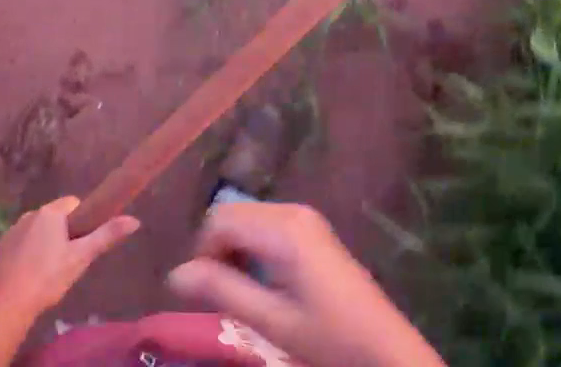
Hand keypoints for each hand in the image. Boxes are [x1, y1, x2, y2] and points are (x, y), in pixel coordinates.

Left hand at [0, 196, 139, 316]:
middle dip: (61, 234)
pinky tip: (25, 279)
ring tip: (45, 273)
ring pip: (32, 232)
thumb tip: (135, 219)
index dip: (81, 220)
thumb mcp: (81, 257)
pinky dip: (21, 257)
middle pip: (52, 218)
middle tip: (67, 260)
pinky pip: (14, 248)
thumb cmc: (48, 277)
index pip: (72, 203)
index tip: (82, 241)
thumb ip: (107, 236)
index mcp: (50, 214)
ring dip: (40, 244)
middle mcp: (28, 216)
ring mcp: (9, 233)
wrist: (4, 305)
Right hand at [166, 203, 445, 366]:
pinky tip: (265, 284)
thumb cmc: (329, 338)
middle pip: (232, 215)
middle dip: (218, 251)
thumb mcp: (272, 321)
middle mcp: (292, 210)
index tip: (209, 294)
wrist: (385, 349)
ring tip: (245, 294)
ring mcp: (305, 217)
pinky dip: (254, 250)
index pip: (218, 220)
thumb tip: (174, 274)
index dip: (203, 254)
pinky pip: (266, 226)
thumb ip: (222, 292)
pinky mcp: (311, 229)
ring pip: (247, 220)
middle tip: (226, 297)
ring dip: (235, 252)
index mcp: (283, 228)